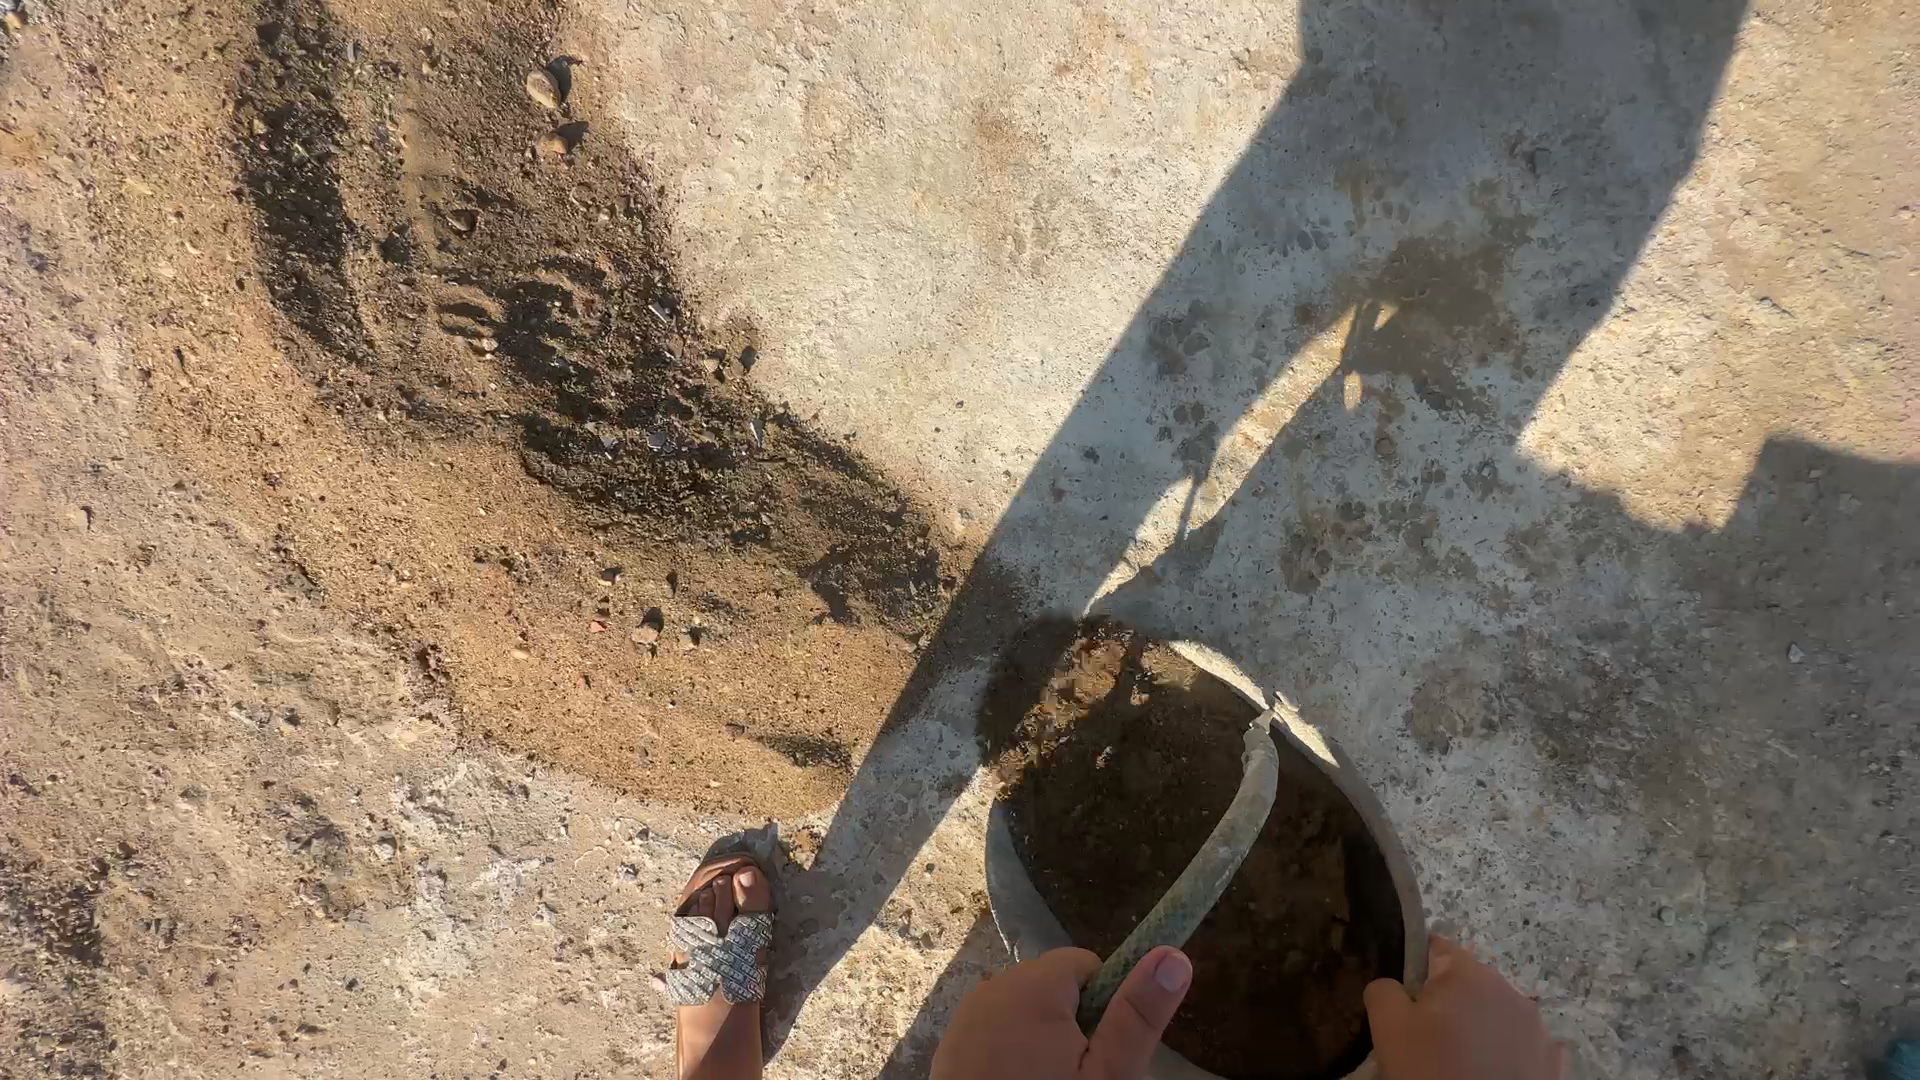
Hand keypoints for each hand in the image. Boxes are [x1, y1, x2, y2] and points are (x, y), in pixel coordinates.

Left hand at [932, 946, 1192, 1079]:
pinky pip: (996, 1031)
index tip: (1104, 1054)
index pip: (1086, 966)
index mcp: (1034, 982)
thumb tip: (1174, 954)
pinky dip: (1011, 1054)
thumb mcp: (1107, 1078)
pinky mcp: (952, 1043)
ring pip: (1026, 1012)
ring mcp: (969, 1013)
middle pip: (1056, 989)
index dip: (1106, 1007)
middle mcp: (996, 983)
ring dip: (1042, 1042)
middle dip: (1075, 1027)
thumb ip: (1137, 1016)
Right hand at [1364, 937, 1563, 1079]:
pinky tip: (1486, 1073)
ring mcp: (1540, 1033)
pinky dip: (1503, 1054)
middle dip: (1447, 1000)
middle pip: (1467, 981)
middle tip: (1428, 1034)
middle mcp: (1512, 994)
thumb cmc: (1433, 1070)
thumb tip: (1395, 987)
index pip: (1436, 947)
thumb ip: (1383, 987)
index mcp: (1472, 974)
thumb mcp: (1387, 1023)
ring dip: (1477, 1027)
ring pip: (1494, 1013)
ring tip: (1459, 1059)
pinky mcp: (1555, 1068)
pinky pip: (1519, 1046)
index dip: (1415, 969)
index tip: (1407, 1000)